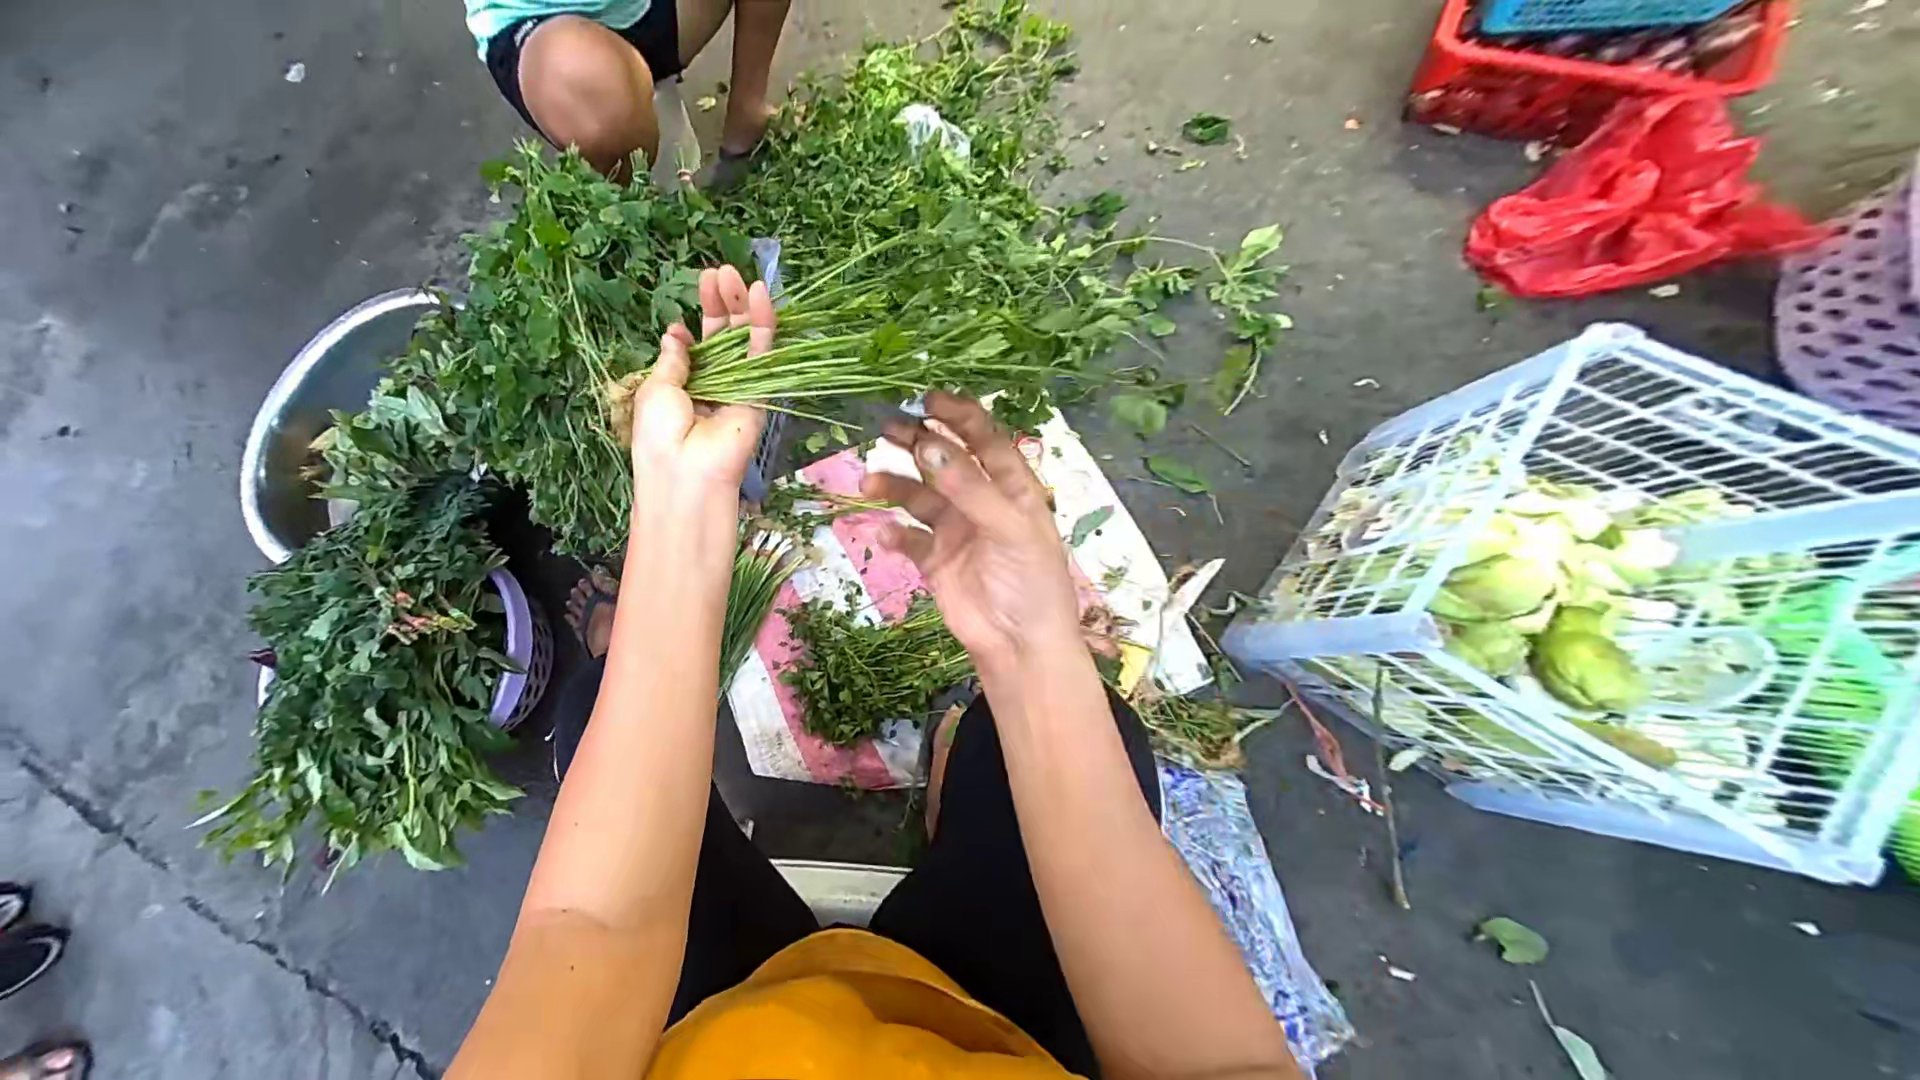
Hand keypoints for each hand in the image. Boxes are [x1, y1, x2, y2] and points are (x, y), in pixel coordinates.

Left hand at [627, 265, 773, 514]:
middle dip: (718, 306)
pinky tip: (760, 293)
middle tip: (716, 273)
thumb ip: (673, 359)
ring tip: (733, 273)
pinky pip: (763, 353)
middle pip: (720, 340)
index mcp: (683, 388)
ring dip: (739, 307)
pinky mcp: (761, 392)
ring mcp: (739, 388)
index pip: (694, 351)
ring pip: (743, 341)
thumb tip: (677, 333)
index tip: (683, 318)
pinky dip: (763, 324)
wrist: (688, 472)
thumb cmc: (659, 435)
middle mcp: (713, 386)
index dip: (691, 329)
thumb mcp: (656, 388)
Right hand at [862, 393, 1080, 673]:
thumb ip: (972, 489)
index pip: (985, 439)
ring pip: (918, 495)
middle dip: (917, 442)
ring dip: (895, 485)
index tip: (928, 399)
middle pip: (944, 460)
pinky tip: (884, 533)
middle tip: (887, 427)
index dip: (959, 415)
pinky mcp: (934, 559)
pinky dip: (894, 532)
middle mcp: (980, 501)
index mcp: (1011, 487)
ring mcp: (955, 529)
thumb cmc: (1032, 582)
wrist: (1020, 645)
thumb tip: (930, 447)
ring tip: (870, 482)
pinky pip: (908, 537)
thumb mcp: (1012, 530)